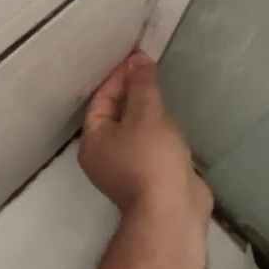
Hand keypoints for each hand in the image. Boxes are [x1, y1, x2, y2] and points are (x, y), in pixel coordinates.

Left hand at [79, 50, 209, 219]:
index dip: (119, 76)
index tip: (139, 58)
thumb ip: (142, 85)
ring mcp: (128, 169)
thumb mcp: (146, 114)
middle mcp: (105, 155)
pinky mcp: (151, 176)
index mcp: (93, 141)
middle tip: (152, 68)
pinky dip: (160, 128)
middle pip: (116, 114)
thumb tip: (139, 61)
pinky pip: (152, 143)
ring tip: (163, 87)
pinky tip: (175, 117)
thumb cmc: (150, 159)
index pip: (102, 99)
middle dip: (133, 91)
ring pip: (136, 130)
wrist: (172, 211)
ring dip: (148, 109)